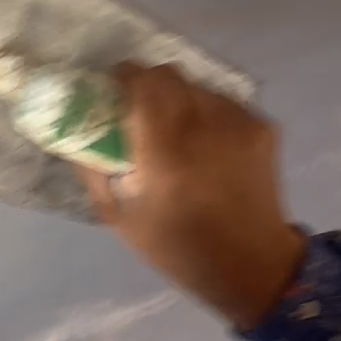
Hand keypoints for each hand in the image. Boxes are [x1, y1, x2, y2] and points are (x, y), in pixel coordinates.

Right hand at [77, 63, 306, 330]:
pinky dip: (210, 115)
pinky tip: (209, 144)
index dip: (124, 76)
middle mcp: (204, 128)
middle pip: (170, 75)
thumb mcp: (122, 219)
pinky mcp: (262, 128)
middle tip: (140, 106)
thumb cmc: (180, 249)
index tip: (114, 86)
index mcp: (165, 152)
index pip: (143, 84)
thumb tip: (78, 137)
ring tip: (179, 130)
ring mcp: (238, 124)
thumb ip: (95, 172)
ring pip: (198, 87)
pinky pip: (225, 104)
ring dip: (181, 99)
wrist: (253, 265)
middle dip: (149, 83)